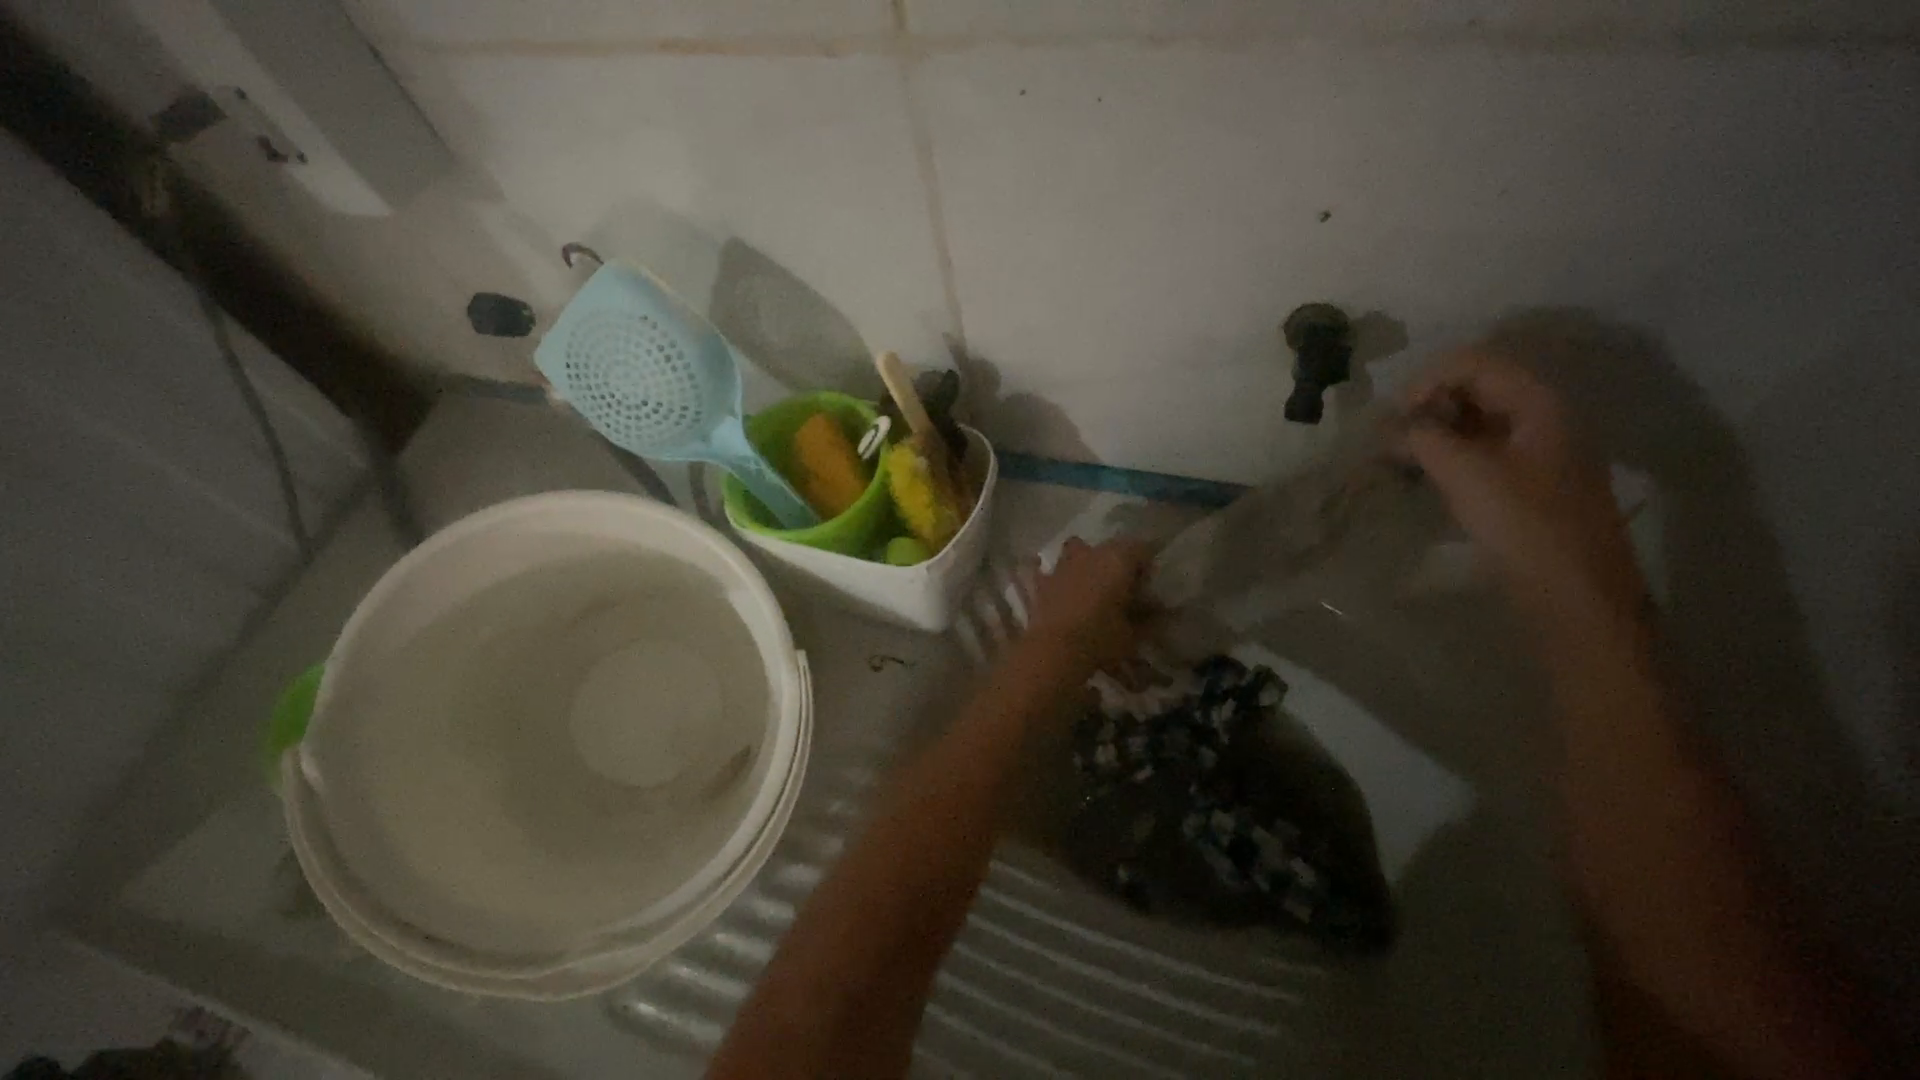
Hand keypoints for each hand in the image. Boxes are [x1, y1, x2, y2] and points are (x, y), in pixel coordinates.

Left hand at [1023, 537, 1152, 675]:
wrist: (1054, 650)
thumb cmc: (1100, 638)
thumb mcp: (1133, 634)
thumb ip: (1150, 621)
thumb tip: (1163, 614)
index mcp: (1117, 559)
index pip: (1143, 548)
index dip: (1149, 565)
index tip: (1151, 585)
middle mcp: (1089, 554)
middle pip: (1110, 547)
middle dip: (1119, 561)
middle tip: (1124, 586)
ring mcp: (1063, 565)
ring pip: (1077, 549)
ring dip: (1086, 561)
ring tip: (1092, 583)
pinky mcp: (1041, 581)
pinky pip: (1047, 569)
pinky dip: (1055, 576)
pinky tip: (1058, 586)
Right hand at [1401, 349, 1645, 619]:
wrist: (1574, 593)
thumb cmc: (1523, 525)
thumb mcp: (1465, 473)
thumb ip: (1423, 438)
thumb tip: (1392, 426)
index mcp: (1539, 403)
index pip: (1474, 363)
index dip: (1427, 380)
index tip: (1393, 416)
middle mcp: (1542, 418)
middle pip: (1477, 387)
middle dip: (1429, 404)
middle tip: (1392, 436)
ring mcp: (1537, 452)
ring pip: (1477, 421)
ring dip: (1435, 430)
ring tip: (1400, 455)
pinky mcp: (1527, 484)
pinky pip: (1482, 450)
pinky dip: (1449, 454)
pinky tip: (1424, 474)